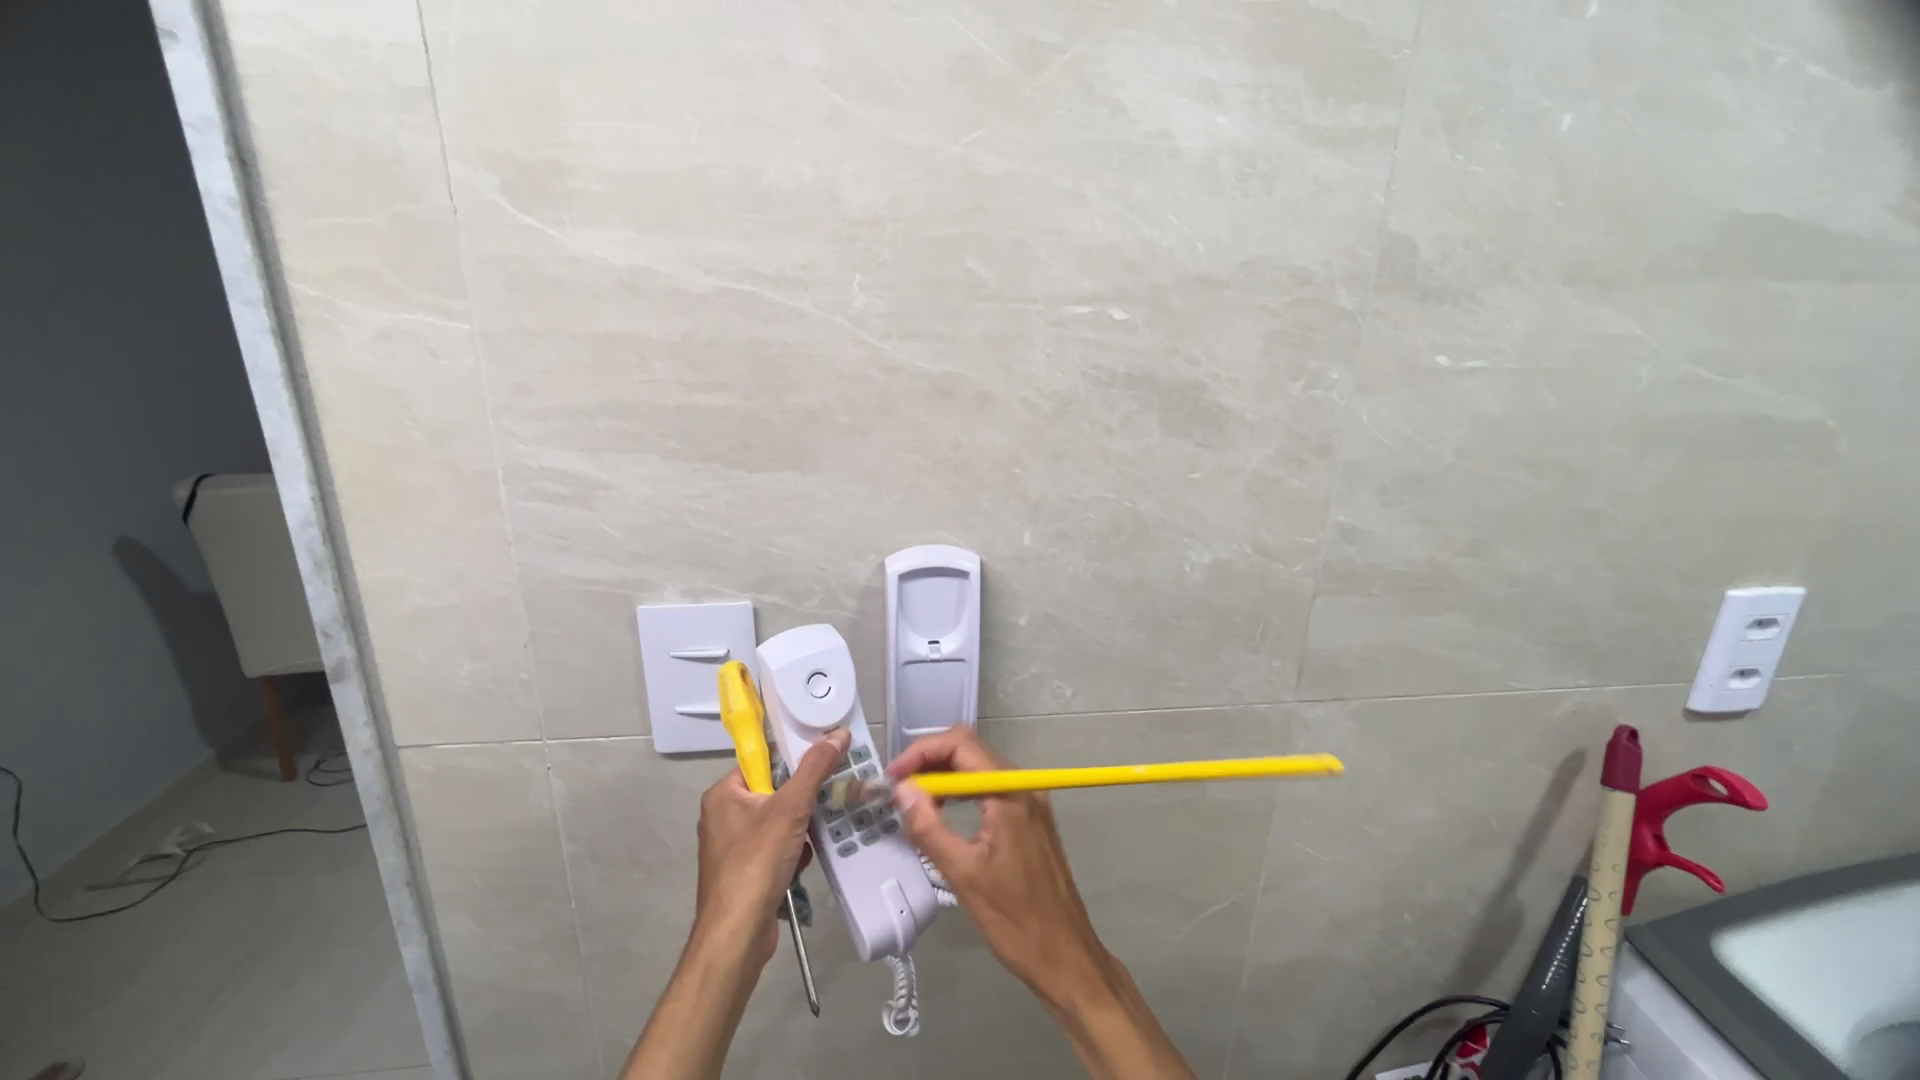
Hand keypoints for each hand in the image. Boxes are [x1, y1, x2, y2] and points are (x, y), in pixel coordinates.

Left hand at [692, 727, 849, 963]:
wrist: (737, 933)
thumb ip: (815, 768)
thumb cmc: (756, 862)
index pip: (764, 762)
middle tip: (822, 806)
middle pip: (775, 792)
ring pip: (779, 822)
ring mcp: (732, 846)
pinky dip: (792, 853)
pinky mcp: (743, 872)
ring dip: (800, 831)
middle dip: (802, 804)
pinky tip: (800, 864)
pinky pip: (775, 848)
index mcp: (724, 793)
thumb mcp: (790, 807)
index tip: (824, 765)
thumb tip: (837, 733)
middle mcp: (723, 815)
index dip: (794, 762)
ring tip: (810, 841)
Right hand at [889, 728, 1197, 1079]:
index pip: (961, 745)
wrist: (1065, 955)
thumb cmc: (1015, 919)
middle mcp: (1024, 786)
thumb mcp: (962, 874)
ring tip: (912, 802)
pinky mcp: (1031, 819)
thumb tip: (902, 789)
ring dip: (944, 778)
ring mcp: (1031, 801)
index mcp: (1011, 792)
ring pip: (979, 769)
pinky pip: (990, 789)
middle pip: (970, 751)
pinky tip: (942, 813)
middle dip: (929, 762)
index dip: (921, 752)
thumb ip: (929, 827)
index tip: (892, 776)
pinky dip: (962, 794)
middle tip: (897, 789)